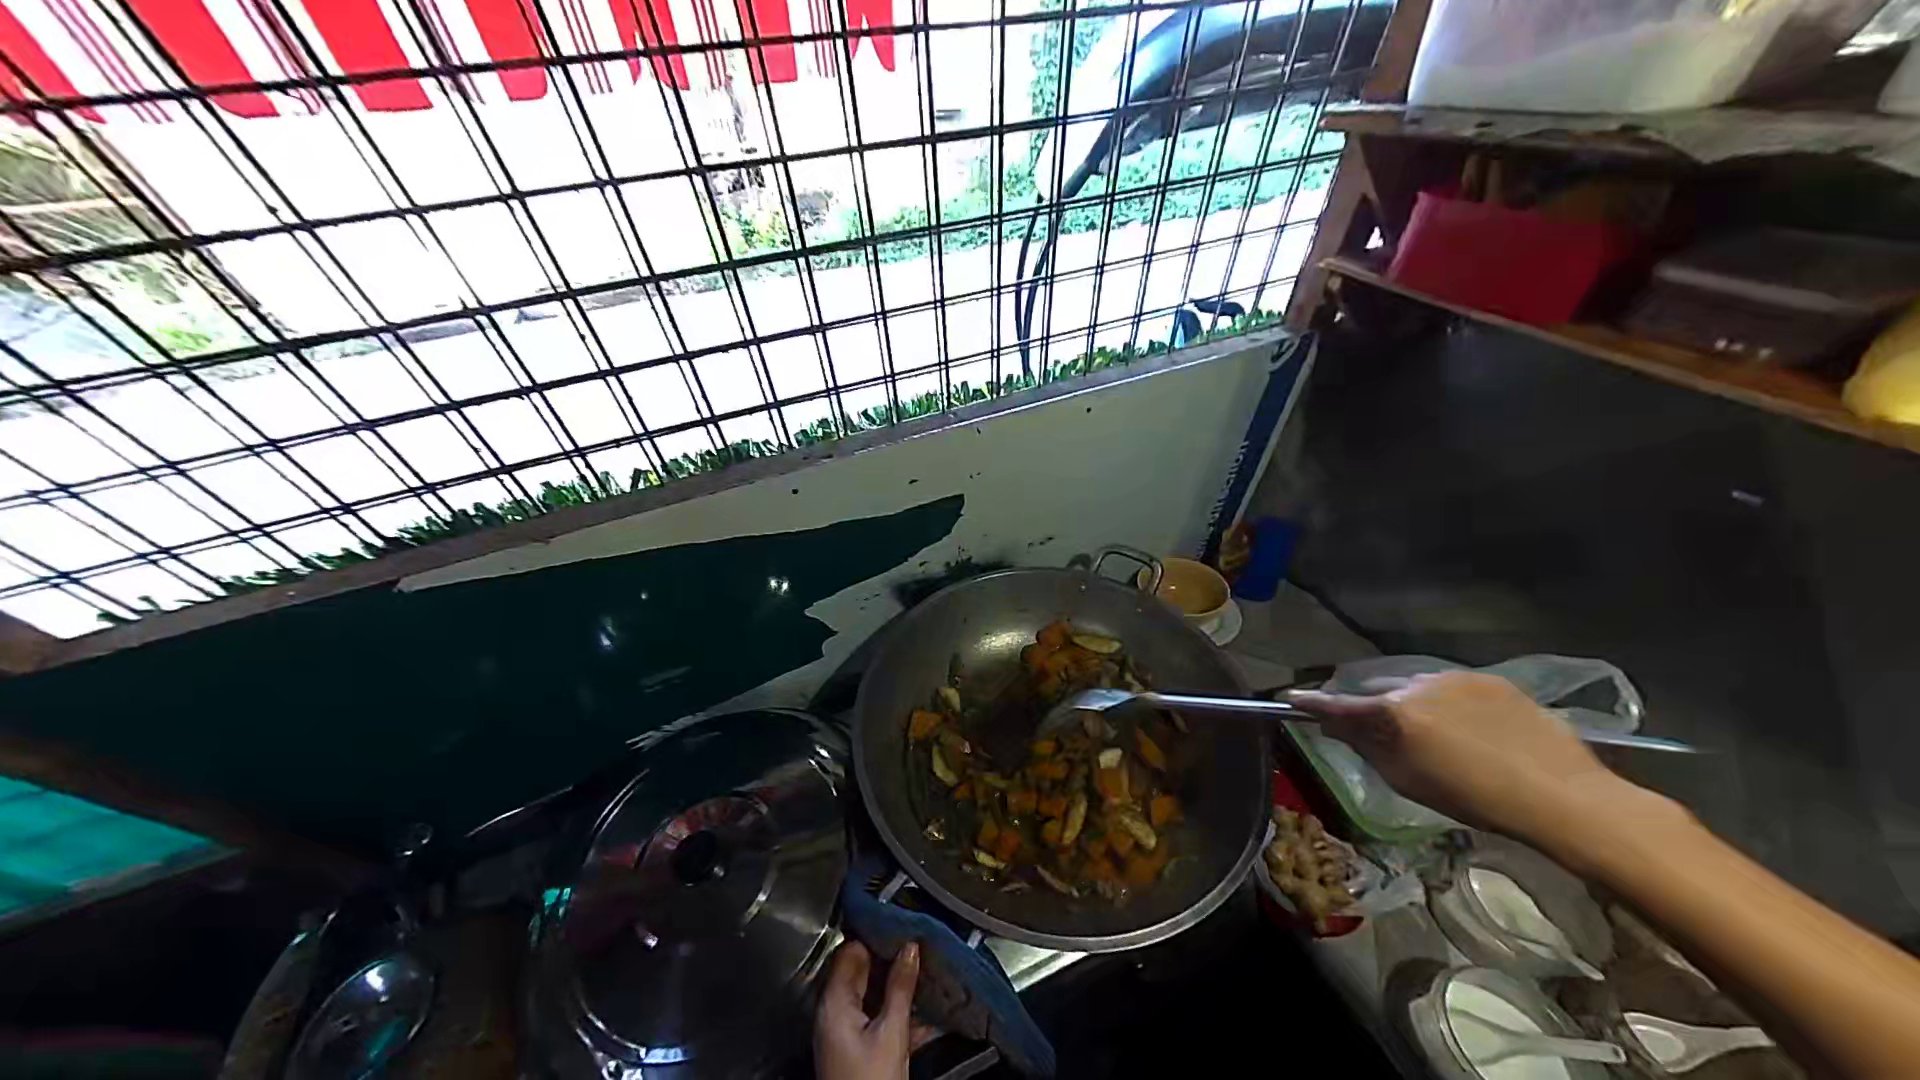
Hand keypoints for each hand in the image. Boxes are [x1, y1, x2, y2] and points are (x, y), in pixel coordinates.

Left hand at [813, 940, 932, 1079]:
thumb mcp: (892, 1031)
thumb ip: (900, 986)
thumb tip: (910, 948)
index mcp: (834, 1002)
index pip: (850, 952)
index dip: (875, 937)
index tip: (901, 927)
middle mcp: (833, 1012)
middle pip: (861, 972)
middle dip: (890, 961)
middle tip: (918, 948)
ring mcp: (844, 1031)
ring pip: (872, 995)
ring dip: (898, 988)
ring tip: (926, 975)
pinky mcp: (856, 1049)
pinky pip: (876, 1018)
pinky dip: (897, 1012)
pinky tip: (924, 1014)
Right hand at [1287, 671, 1659, 844]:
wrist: (1565, 798)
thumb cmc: (1476, 799)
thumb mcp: (1408, 781)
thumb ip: (1367, 747)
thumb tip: (1338, 725)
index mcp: (1394, 713)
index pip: (1340, 705)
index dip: (1313, 703)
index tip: (1293, 699)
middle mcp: (1418, 686)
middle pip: (1378, 690)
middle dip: (1373, 706)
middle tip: (1381, 731)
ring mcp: (1457, 679)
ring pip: (1415, 685)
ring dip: (1411, 702)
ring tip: (1431, 731)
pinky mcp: (1491, 680)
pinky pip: (1452, 687)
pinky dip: (1446, 703)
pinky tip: (1468, 728)